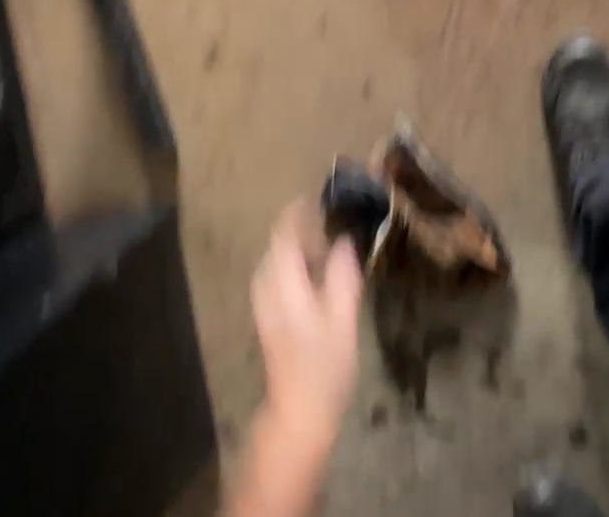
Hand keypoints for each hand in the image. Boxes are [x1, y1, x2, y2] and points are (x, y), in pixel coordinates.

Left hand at [251, 204, 363, 449]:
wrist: (298, 412)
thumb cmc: (324, 367)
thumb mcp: (342, 320)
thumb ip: (342, 276)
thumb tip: (344, 240)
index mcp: (283, 283)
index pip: (284, 233)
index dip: (300, 211)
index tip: (323, 196)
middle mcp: (266, 287)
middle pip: (279, 243)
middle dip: (302, 226)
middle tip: (334, 218)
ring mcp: (263, 302)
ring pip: (278, 258)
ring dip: (299, 245)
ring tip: (328, 241)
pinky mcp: (268, 314)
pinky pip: (278, 273)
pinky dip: (295, 263)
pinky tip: (316, 271)